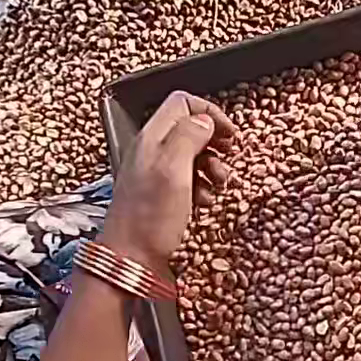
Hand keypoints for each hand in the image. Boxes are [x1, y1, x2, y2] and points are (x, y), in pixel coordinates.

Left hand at [102, 91, 234, 268]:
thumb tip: (205, 121)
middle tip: (228, 156)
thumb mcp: (174, 169)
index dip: (210, 112)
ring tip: (218, 184)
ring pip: (193, 154)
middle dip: (214, 140)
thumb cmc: (150, 217)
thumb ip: (189, 137)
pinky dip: (202, 186)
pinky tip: (204, 202)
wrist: (131, 258)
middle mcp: (152, 150)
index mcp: (153, 137)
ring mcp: (155, 172)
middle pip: (190, 127)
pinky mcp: (161, 194)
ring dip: (211, 166)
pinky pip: (189, 179)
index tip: (229, 134)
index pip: (182, 102)